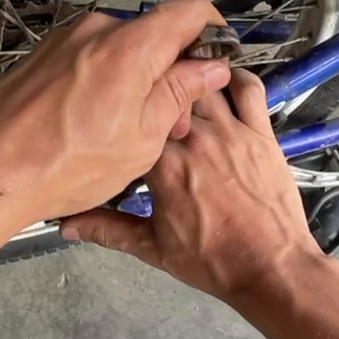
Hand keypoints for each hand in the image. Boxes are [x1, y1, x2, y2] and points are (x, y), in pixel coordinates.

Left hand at [0, 0, 232, 227]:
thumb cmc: (63, 165)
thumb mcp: (141, 140)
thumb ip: (179, 94)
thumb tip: (210, 67)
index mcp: (130, 46)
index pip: (190, 8)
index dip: (213, 29)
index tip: (215, 59)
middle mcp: (97, 29)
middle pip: (154, 33)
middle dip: (171, 69)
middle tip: (169, 121)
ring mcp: (65, 38)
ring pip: (121, 48)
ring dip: (136, 79)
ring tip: (124, 132)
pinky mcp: (42, 52)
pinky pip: (90, 56)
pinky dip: (104, 81)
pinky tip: (90, 124)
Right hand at [60, 69, 324, 301]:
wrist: (272, 268)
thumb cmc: (213, 260)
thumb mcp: (153, 248)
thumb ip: (107, 230)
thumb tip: (65, 225)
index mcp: (164, 164)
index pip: (135, 119)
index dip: (126, 111)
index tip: (120, 111)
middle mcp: (195, 138)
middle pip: (169, 90)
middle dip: (156, 84)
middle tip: (148, 84)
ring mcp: (231, 131)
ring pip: (205, 81)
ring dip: (192, 73)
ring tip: (181, 70)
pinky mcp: (261, 133)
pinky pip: (249, 89)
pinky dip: (237, 76)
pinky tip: (225, 77)